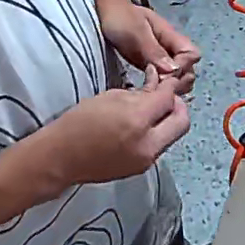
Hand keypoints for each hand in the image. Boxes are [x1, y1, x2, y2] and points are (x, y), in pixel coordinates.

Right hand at [31, 70, 189, 192]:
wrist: (62, 157)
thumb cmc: (79, 121)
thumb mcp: (109, 97)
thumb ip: (138, 92)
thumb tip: (157, 85)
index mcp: (137, 121)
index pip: (168, 98)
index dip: (168, 84)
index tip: (161, 76)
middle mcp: (148, 144)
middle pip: (182, 121)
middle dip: (177, 104)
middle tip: (163, 93)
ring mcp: (147, 160)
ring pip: (173, 135)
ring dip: (168, 119)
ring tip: (151, 108)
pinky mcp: (143, 168)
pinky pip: (160, 145)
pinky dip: (157, 132)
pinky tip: (141, 124)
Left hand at [101, 3, 201, 94]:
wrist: (106, 12)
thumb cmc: (121, 18)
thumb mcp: (136, 33)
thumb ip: (154, 50)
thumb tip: (174, 70)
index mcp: (171, 36)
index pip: (192, 54)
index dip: (183, 66)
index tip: (165, 74)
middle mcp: (170, 48)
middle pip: (189, 69)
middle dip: (179, 80)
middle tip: (158, 87)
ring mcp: (161, 57)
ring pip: (178, 76)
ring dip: (170, 86)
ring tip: (152, 89)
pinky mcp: (151, 65)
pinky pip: (164, 79)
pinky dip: (160, 87)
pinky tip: (148, 90)